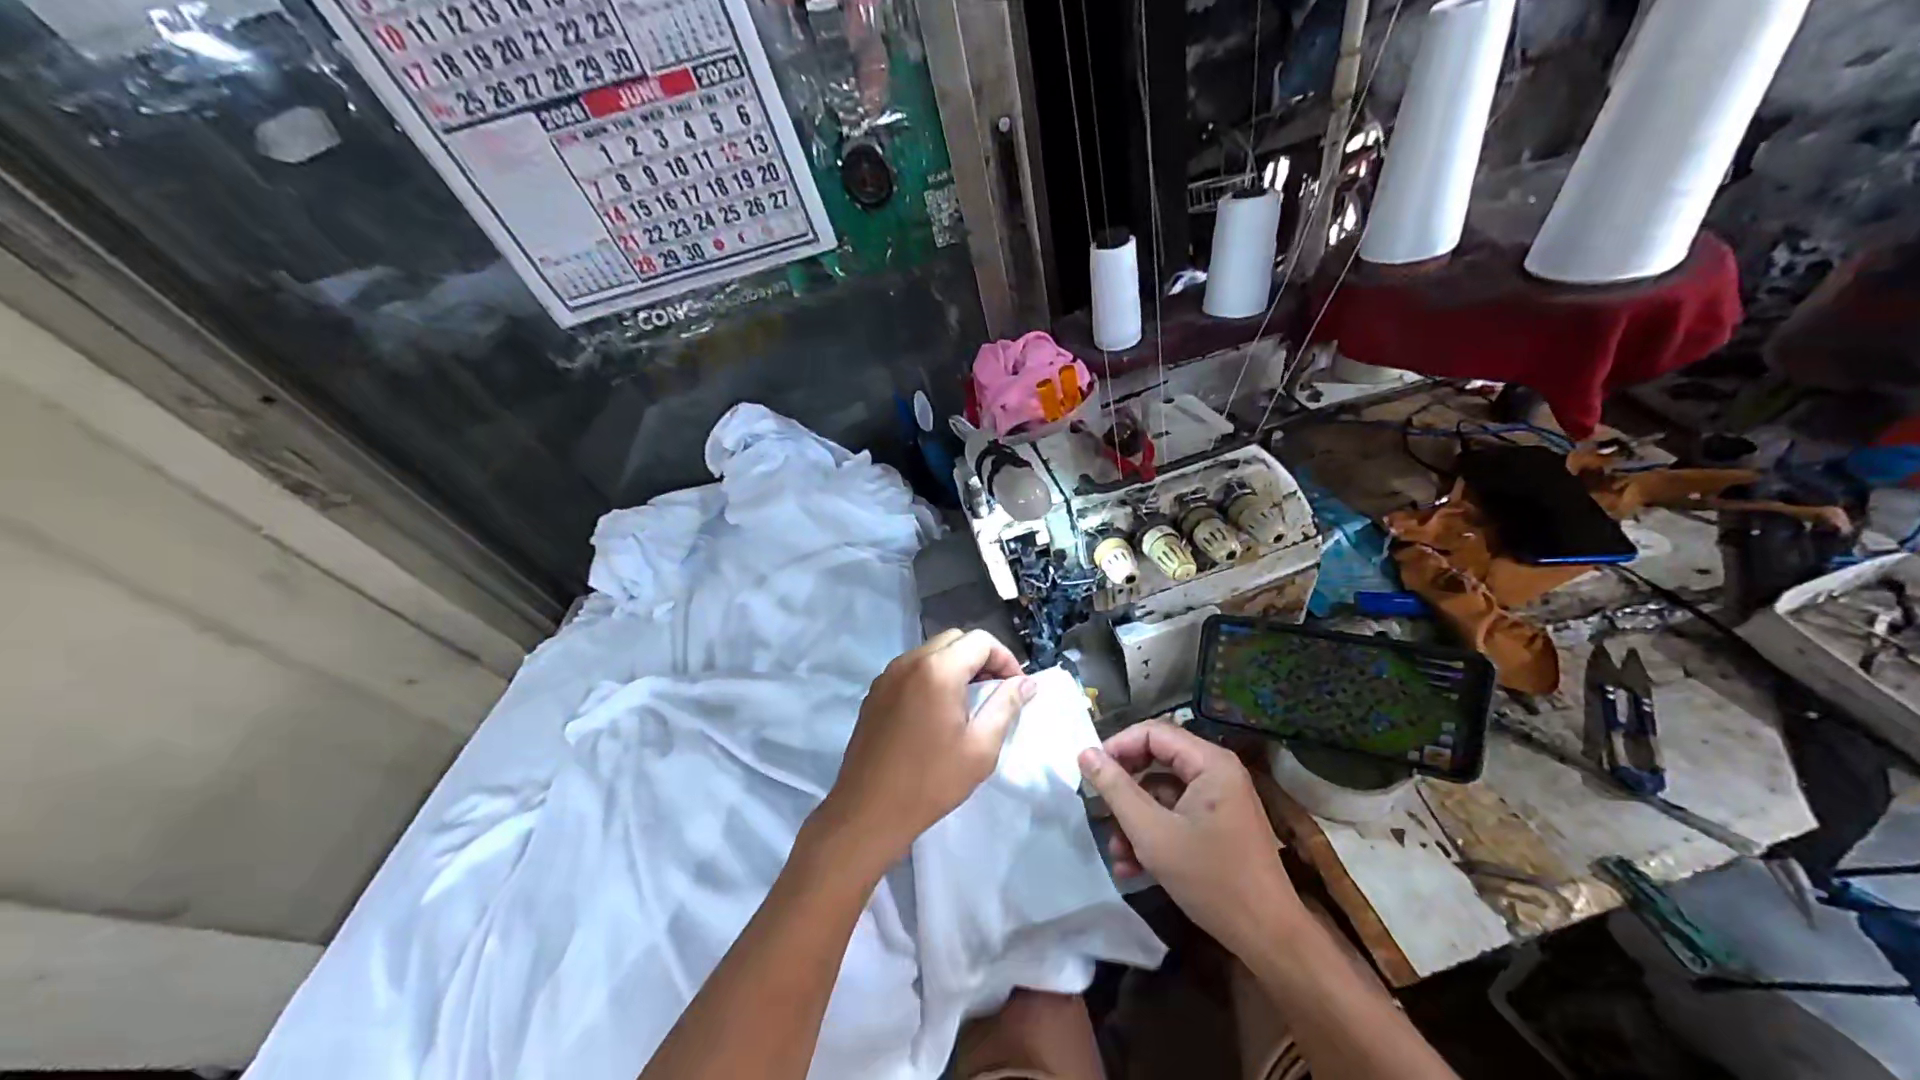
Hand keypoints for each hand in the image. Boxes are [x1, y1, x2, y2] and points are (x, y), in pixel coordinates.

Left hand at [816, 629, 1035, 865]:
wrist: (868, 810)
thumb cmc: (930, 781)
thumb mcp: (980, 748)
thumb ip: (1006, 706)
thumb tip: (1025, 682)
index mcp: (937, 670)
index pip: (981, 641)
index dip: (1005, 658)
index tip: (1015, 687)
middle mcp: (909, 662)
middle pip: (954, 639)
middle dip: (981, 657)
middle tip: (996, 690)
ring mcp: (887, 675)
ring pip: (931, 651)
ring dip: (956, 665)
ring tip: (970, 700)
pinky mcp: (875, 692)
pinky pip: (911, 669)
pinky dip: (932, 676)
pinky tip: (938, 710)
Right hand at [1078, 721, 1302, 956]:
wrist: (1269, 937)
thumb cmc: (1210, 878)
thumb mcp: (1152, 833)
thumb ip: (1116, 789)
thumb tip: (1086, 753)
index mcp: (1210, 763)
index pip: (1153, 733)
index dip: (1118, 747)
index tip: (1090, 772)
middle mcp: (1218, 773)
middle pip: (1157, 761)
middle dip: (1124, 788)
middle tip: (1098, 806)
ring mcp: (1220, 801)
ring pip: (1163, 793)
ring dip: (1135, 819)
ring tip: (1115, 850)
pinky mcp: (1219, 827)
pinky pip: (1177, 816)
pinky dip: (1154, 834)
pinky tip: (1132, 866)